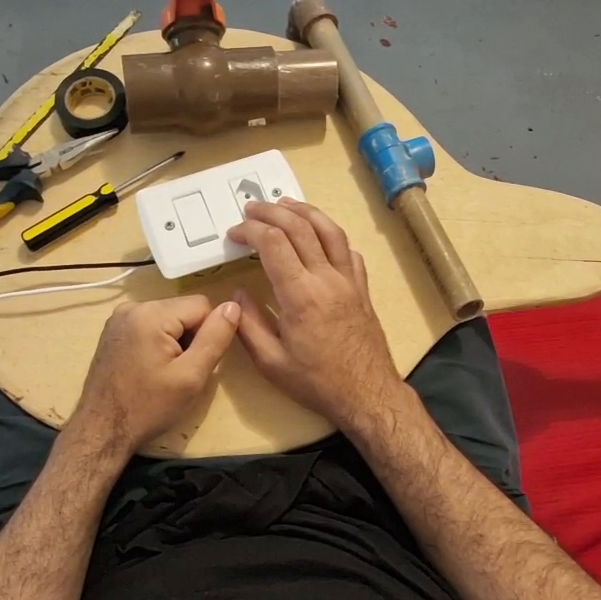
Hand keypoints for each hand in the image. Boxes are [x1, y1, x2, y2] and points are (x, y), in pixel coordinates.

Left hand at [66, 294, 241, 456]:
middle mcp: (132, 307)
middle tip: (180, 373)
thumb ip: (214, 338)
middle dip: (190, 338)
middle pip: (183, 310)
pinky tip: (151, 369)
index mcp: (151, 313)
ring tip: (164, 373)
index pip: (202, 305)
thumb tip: (233, 306)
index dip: (209, 334)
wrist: (103, 429)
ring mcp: (119, 318)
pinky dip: (158, 343)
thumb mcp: (190, 376)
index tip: (196, 364)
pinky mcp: (114, 331)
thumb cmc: (149, 407)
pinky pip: (150, 326)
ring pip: (168, 319)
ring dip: (175, 342)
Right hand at [228, 199, 406, 431]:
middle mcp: (327, 279)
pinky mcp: (362, 288)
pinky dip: (330, 235)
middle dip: (272, 212)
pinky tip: (320, 236)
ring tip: (285, 204)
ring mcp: (349, 281)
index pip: (273, 243)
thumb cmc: (316, 383)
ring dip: (305, 211)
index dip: (250, 230)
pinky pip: (348, 250)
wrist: (366, 394)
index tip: (234, 233)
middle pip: (300, 227)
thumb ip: (249, 325)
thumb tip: (237, 295)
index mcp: (300, 295)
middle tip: (252, 208)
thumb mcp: (271, 362)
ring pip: (329, 230)